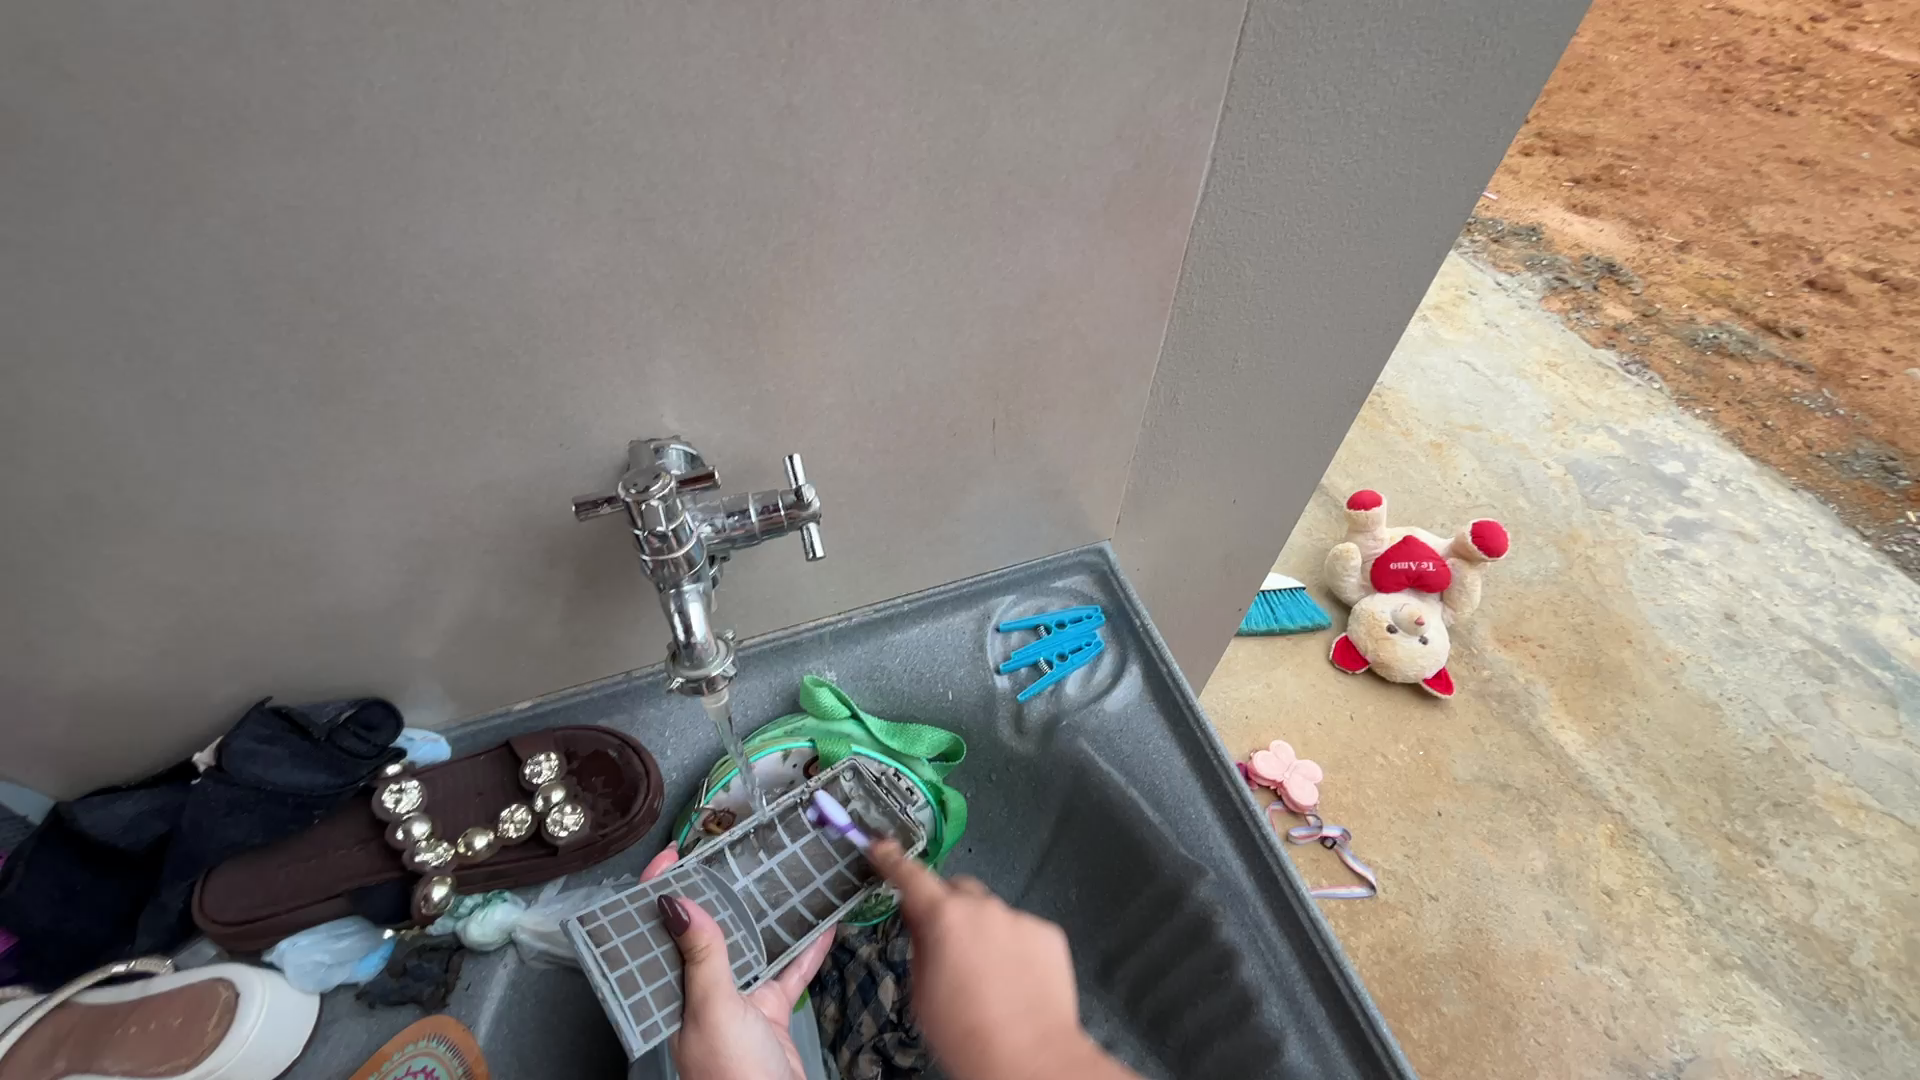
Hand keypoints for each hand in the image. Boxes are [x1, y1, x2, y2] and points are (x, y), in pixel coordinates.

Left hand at [642, 846, 835, 1079]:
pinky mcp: (772, 1008)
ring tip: (781, 874)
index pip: (660, 931)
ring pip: (754, 942)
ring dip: (769, 913)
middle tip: (736, 850)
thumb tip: (675, 901)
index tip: (673, 852)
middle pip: (710, 929)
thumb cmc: (732, 1076)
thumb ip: (702, 956)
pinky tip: (825, 921)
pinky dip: (809, 946)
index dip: (660, 890)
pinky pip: (791, 967)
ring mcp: (740, 998)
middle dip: (721, 891)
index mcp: (675, 991)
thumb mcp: (715, 1009)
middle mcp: (703, 990)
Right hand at [867, 841, 1137, 1079]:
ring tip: (987, 977)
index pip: (911, 876)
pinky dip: (1015, 948)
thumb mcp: (922, 995)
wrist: (1030, 1061)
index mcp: (944, 918)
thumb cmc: (968, 1038)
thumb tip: (921, 925)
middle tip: (945, 944)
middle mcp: (982, 908)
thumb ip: (920, 947)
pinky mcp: (1047, 932)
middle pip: (956, 891)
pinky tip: (1014, 981)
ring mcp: (1018, 917)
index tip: (883, 846)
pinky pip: (1022, 931)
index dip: (893, 859)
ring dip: (983, 932)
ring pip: (992, 913)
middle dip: (947, 908)